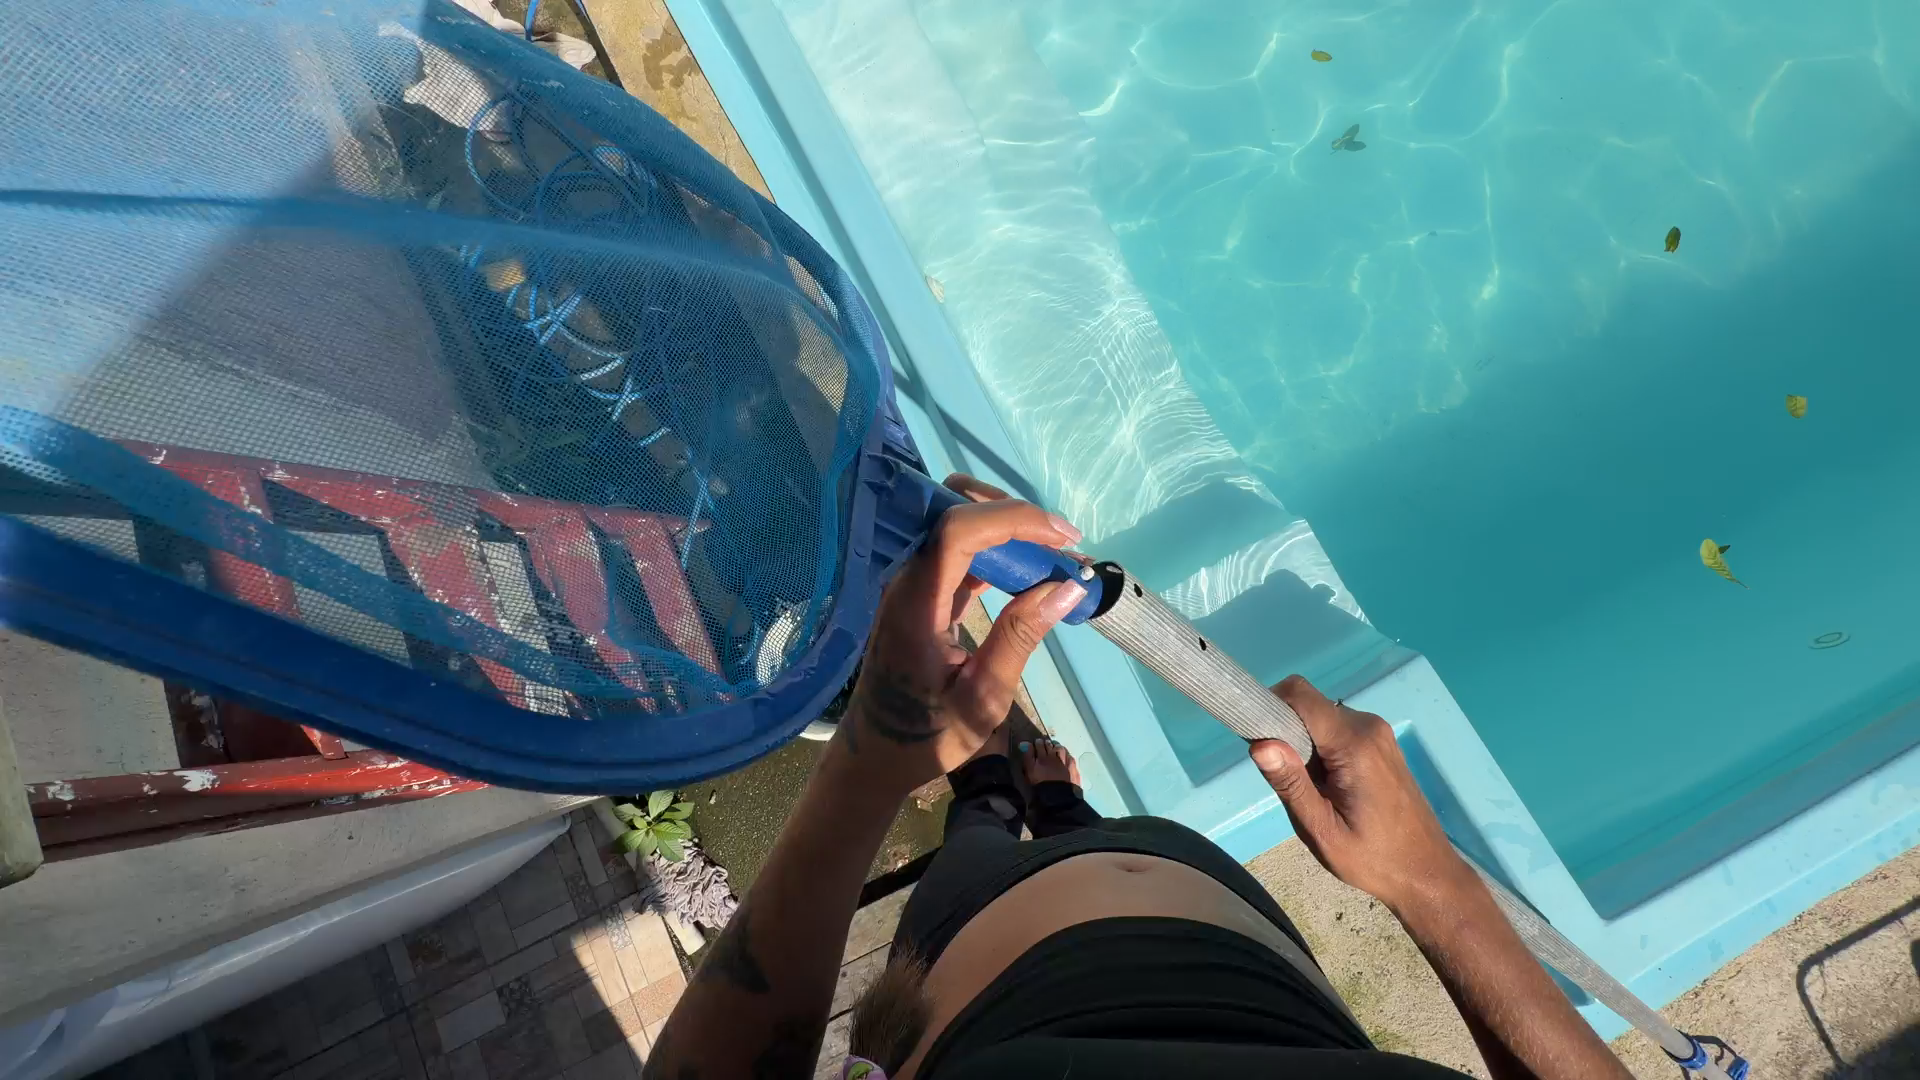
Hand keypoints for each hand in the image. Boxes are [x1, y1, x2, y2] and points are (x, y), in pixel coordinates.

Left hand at [835, 474, 1085, 797]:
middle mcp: (909, 579)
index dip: (1013, 518)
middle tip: (1063, 546)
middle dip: (1013, 514)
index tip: (1063, 538)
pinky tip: (1033, 573)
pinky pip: (961, 552)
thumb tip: (1067, 586)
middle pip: (953, 510)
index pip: (957, 530)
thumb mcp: (982, 697)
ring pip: (959, 526)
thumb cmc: (926, 735)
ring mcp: (913, 583)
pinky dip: (1000, 552)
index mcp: (915, 602)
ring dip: (1010, 531)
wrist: (875, 753)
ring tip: (1058, 559)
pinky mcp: (923, 592)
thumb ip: (1019, 637)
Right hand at [1248, 675, 1468, 912]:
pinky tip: (1328, 784)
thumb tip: (1259, 743)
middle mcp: (1368, 726)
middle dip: (1284, 730)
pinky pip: (1334, 726)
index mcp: (1353, 743)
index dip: (1268, 705)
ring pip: (1319, 715)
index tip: (1257, 739)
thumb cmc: (1373, 859)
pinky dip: (1319, 745)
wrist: (1429, 877)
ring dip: (1302, 740)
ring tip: (1310, 786)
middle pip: (1306, 704)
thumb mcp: (1321, 831)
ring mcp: (1377, 732)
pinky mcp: (1379, 741)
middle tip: (1285, 776)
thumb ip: (1290, 784)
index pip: (1298, 694)